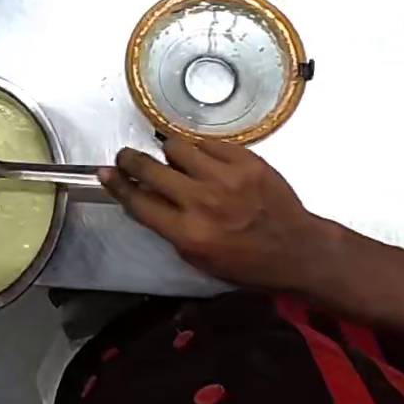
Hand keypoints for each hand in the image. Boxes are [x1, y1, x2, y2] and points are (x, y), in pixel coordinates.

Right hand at [99, 136, 348, 292]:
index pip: (137, 200)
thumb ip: (164, 224)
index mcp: (189, 233)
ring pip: (174, 146)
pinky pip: (205, 142)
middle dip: (130, 160)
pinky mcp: (246, 160)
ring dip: (171, 155)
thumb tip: (135, 191)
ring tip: (181, 165)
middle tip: (128, 158)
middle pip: (148, 167)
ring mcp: (226, 178)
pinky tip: (208, 163)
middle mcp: (204, 203)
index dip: (116, 184)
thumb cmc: (245, 261)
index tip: (104, 172)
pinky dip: (201, 151)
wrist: (299, 250)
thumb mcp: (197, 256)